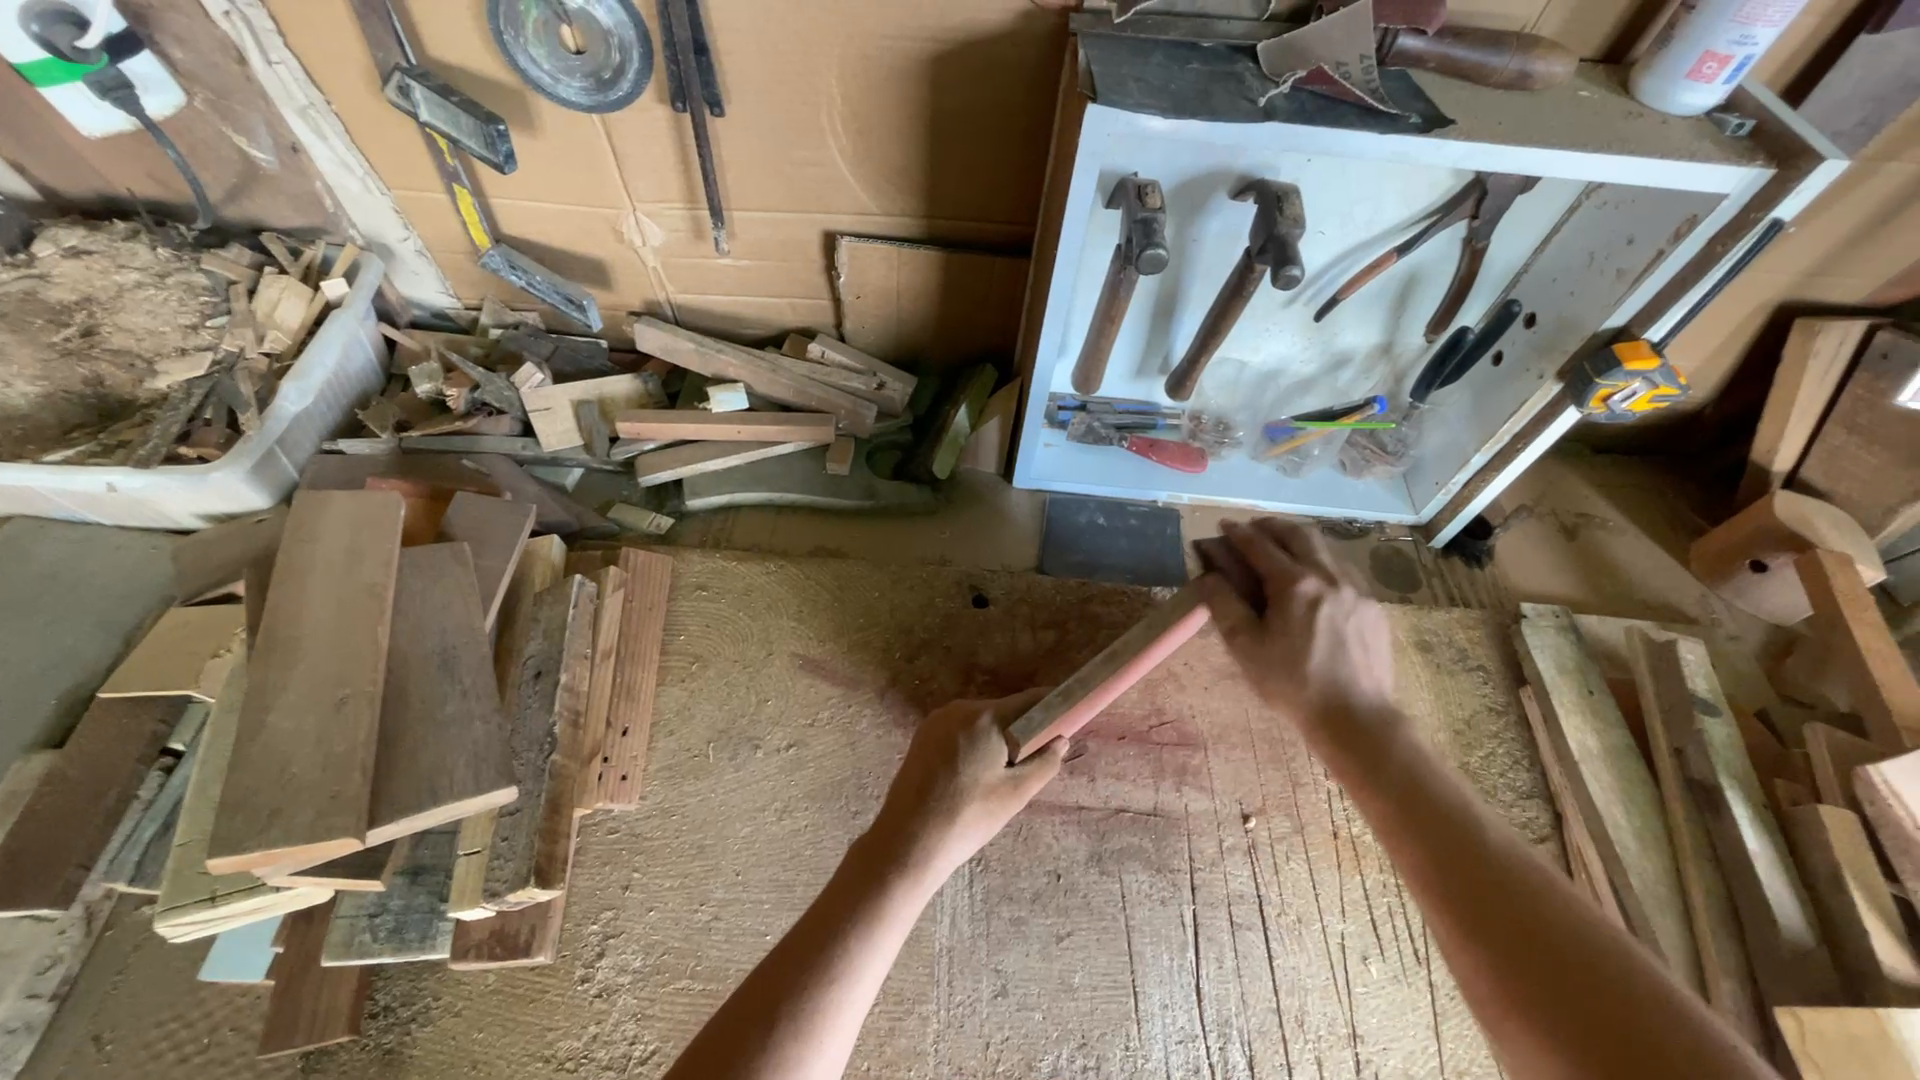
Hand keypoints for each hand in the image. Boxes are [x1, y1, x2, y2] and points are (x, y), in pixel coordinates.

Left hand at [866, 689, 1068, 884]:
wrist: (909, 841)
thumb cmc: (969, 817)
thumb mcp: (1016, 793)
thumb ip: (1045, 761)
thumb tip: (1060, 739)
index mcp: (984, 716)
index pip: (1029, 701)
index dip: (1052, 708)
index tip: (1067, 720)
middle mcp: (958, 709)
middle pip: (1003, 711)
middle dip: (1021, 731)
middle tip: (1032, 763)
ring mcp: (935, 721)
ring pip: (980, 723)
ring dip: (996, 740)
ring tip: (1000, 777)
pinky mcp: (922, 737)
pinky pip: (959, 732)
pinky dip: (974, 745)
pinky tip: (974, 776)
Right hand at [1197, 519, 1397, 747]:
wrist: (1355, 717)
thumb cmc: (1292, 684)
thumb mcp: (1245, 647)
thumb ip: (1223, 605)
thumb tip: (1208, 575)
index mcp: (1294, 584)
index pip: (1260, 545)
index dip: (1238, 533)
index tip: (1224, 525)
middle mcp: (1329, 576)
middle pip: (1299, 534)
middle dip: (1272, 526)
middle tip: (1254, 528)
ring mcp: (1357, 589)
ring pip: (1326, 549)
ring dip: (1300, 541)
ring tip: (1283, 549)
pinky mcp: (1374, 607)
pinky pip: (1344, 571)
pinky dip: (1322, 563)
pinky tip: (1314, 581)